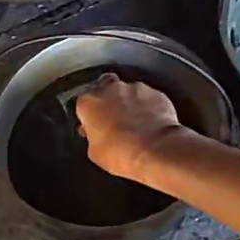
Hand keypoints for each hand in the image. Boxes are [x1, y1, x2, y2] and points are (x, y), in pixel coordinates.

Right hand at [73, 74, 189, 181]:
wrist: (155, 151)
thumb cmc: (120, 153)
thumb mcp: (95, 152)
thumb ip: (93, 136)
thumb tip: (97, 134)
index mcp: (89, 103)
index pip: (84, 103)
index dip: (90, 114)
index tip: (95, 126)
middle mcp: (110, 89)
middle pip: (105, 86)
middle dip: (108, 99)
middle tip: (114, 118)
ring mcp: (135, 88)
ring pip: (129, 91)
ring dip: (129, 102)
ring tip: (136, 122)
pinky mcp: (156, 93)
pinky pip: (148, 98)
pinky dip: (148, 106)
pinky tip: (152, 122)